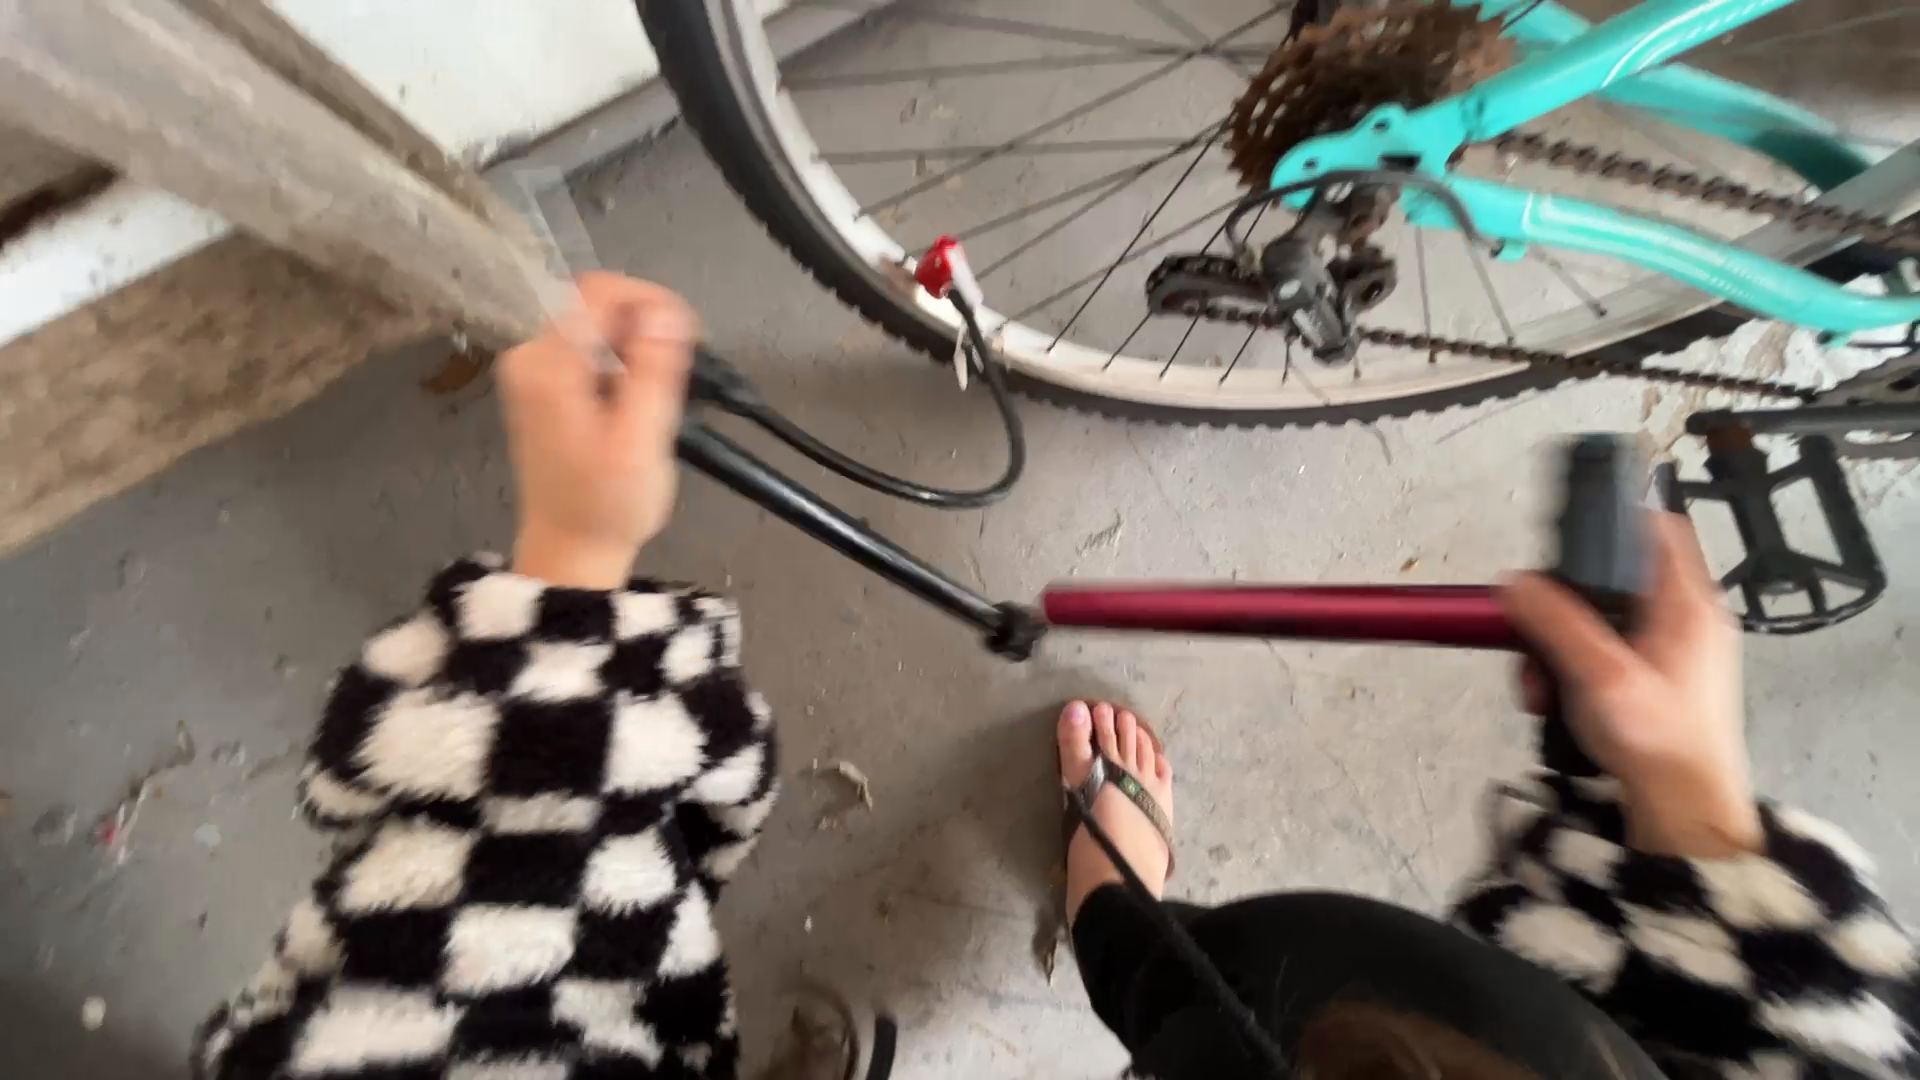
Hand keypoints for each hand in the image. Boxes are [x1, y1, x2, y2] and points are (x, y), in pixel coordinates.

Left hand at [498, 273, 696, 588]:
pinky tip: (641, 395)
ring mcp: (534, 370)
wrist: (573, 547)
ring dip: (639, 343)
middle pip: (594, 301)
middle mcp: (531, 357)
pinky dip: (624, 359)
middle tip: (682, 367)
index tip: (689, 334)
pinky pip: (590, 346)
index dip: (650, 299)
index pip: (597, 290)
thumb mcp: (643, 440)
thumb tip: (669, 311)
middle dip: (647, 323)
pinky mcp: (546, 385)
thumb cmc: (610, 503)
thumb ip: (654, 371)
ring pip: (596, 322)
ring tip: (665, 386)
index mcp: (548, 366)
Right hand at [1498, 513, 1760, 858]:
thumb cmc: (1658, 740)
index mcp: (1685, 608)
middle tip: (1528, 628)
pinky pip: (1587, 649)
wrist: (1680, 805)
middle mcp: (1677, 621)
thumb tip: (1515, 582)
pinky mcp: (1641, 674)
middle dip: (1554, 603)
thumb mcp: (1598, 674)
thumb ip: (1555, 623)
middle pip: (1602, 580)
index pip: (1658, 532)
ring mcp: (1660, 648)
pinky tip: (1547, 693)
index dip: (1616, 516)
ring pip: (1587, 618)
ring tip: (1536, 679)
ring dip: (1548, 642)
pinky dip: (1558, 665)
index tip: (1567, 523)